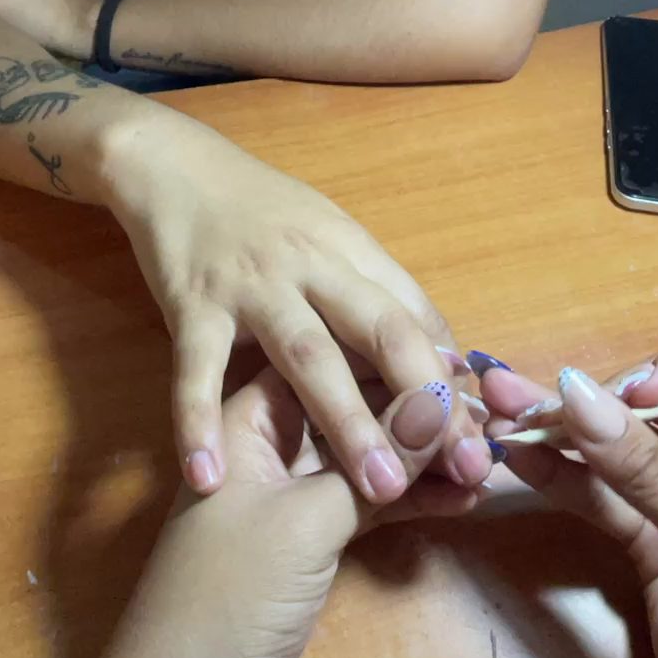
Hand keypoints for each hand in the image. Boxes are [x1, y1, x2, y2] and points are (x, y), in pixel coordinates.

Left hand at [69, 368, 477, 657]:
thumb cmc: (229, 594)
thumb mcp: (303, 520)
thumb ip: (373, 459)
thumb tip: (441, 401)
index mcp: (252, 416)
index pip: (327, 363)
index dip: (389, 360)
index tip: (454, 368)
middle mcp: (276, 441)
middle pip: (356, 410)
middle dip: (417, 417)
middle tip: (482, 422)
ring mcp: (298, 490)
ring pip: (371, 457)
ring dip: (424, 462)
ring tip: (484, 462)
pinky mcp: (317, 533)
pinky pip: (372, 501)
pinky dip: (413, 500)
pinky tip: (462, 498)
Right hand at [102, 114, 496, 502]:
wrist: (179, 169)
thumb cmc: (264, 206)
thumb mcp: (331, 234)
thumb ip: (378, 290)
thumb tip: (438, 352)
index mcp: (351, 252)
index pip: (417, 314)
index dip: (452, 376)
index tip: (478, 433)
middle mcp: (312, 268)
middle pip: (381, 330)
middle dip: (424, 400)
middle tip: (460, 470)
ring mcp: (252, 287)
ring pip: (308, 353)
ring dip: (347, 420)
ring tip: (381, 488)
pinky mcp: (192, 305)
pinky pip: (196, 368)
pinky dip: (197, 421)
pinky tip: (208, 477)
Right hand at [478, 327, 657, 657]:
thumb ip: (654, 478)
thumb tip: (575, 392)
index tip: (632, 395)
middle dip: (594, 396)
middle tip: (522, 397)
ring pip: (617, 447)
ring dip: (559, 431)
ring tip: (498, 415)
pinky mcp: (649, 543)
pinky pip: (598, 495)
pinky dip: (557, 476)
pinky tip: (516, 459)